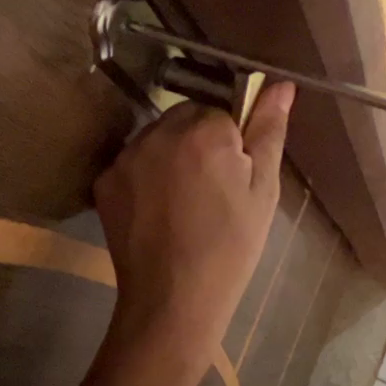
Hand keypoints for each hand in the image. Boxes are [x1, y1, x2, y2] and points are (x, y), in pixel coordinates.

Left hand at [92, 83, 294, 354]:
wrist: (173, 300)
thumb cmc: (231, 245)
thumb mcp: (263, 189)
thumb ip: (269, 129)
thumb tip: (281, 84)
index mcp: (204, 130)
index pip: (223, 111)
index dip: (234, 141)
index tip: (236, 177)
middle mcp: (159, 132)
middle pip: (187, 117)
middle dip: (201, 141)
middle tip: (214, 189)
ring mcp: (126, 157)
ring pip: (159, 137)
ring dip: (172, 154)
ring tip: (186, 201)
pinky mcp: (105, 181)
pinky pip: (134, 162)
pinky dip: (147, 176)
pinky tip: (160, 210)